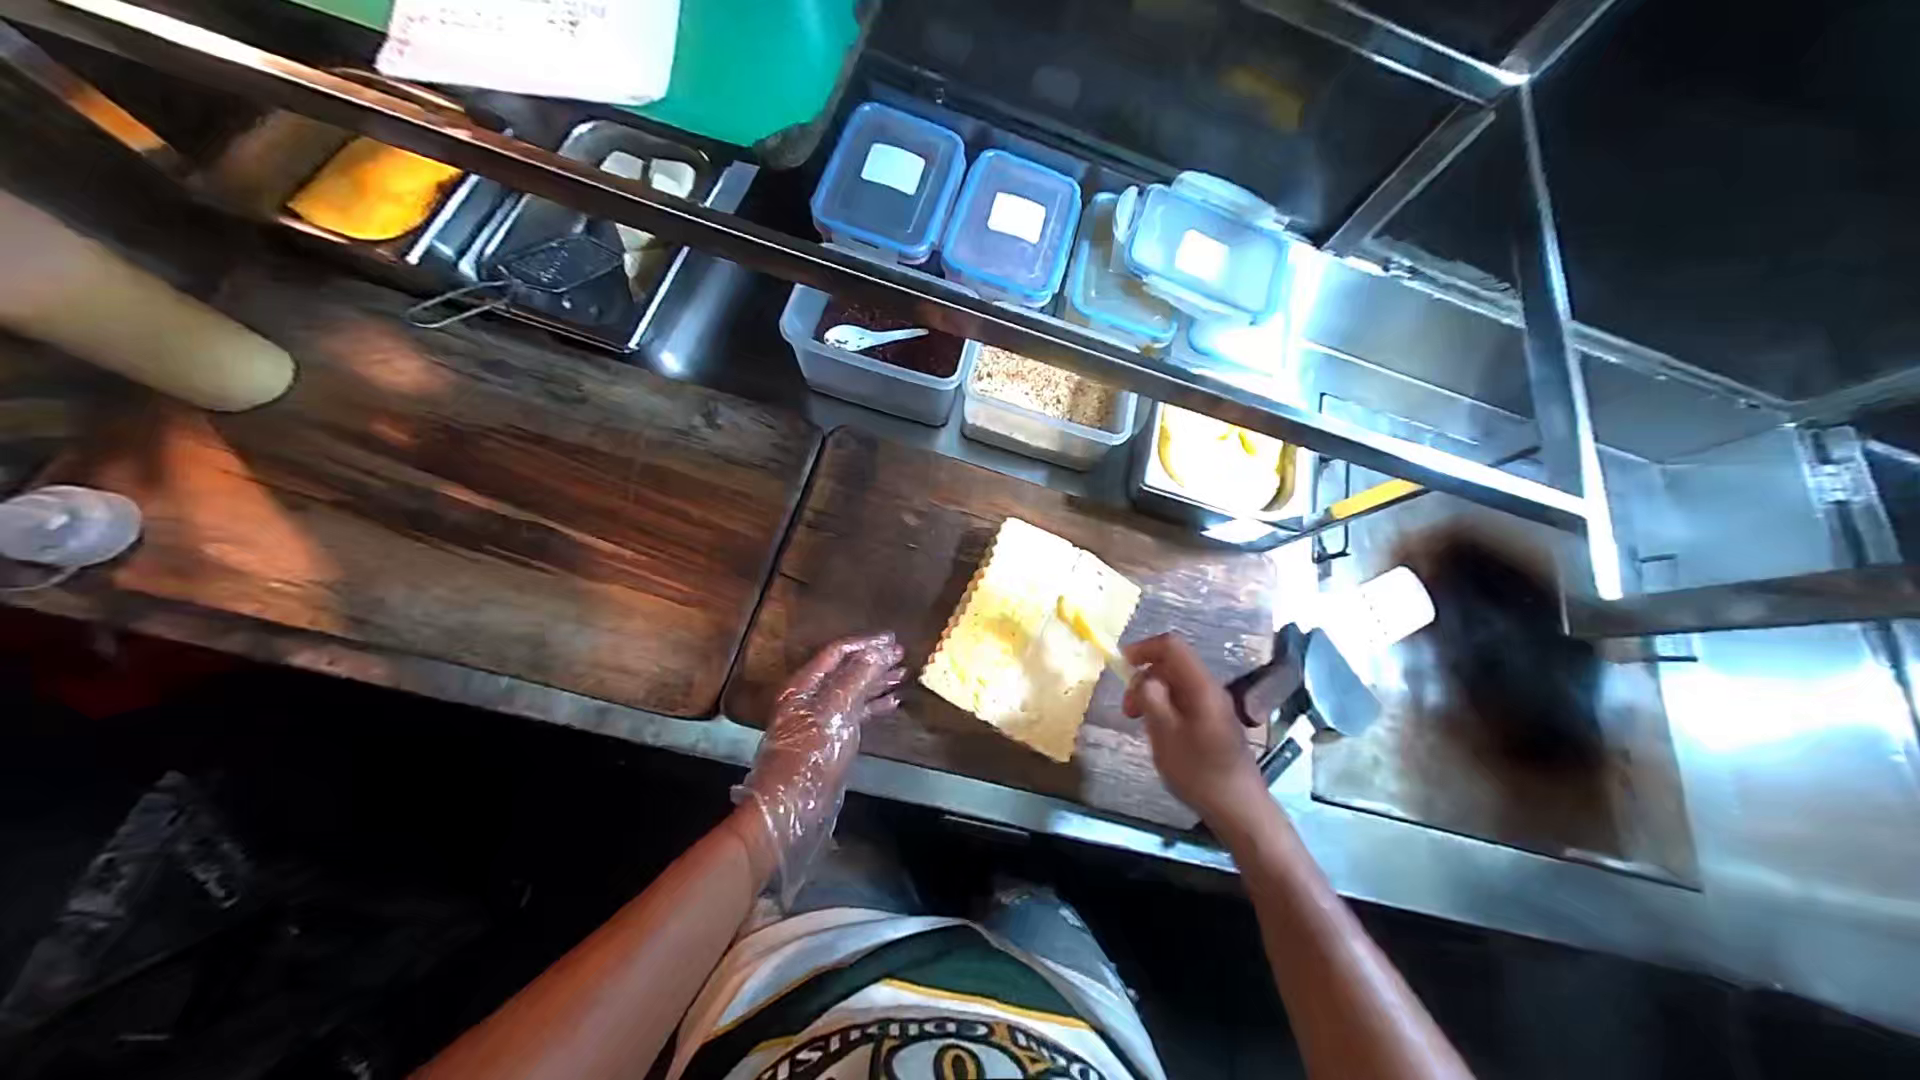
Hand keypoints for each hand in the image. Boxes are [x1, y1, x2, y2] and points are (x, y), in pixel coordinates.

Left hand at [736, 632, 904, 903]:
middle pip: (845, 670)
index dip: (865, 644)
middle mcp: (809, 699)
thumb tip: (879, 651)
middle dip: (873, 661)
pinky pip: (855, 714)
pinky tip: (892, 703)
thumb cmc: (809, 757)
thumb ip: (857, 679)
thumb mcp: (836, 712)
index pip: (836, 653)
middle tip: (901, 654)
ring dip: (876, 682)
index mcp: (803, 686)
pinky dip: (874, 706)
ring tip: (901, 674)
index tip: (892, 640)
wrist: (790, 808)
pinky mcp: (828, 741)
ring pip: (852, 691)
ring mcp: (818, 721)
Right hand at [1123, 633, 1269, 830]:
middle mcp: (1210, 689)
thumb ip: (1151, 699)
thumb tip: (1144, 678)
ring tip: (1140, 723)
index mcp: (1201, 686)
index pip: (1172, 646)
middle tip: (1128, 709)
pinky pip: (1185, 700)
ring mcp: (1214, 706)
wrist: (1239, 808)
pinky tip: (1159, 733)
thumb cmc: (1199, 771)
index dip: (1143, 648)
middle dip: (1144, 678)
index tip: (1121, 667)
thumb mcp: (1165, 733)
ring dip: (1153, 695)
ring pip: (1176, 684)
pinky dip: (1165, 707)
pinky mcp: (1214, 722)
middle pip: (1172, 664)